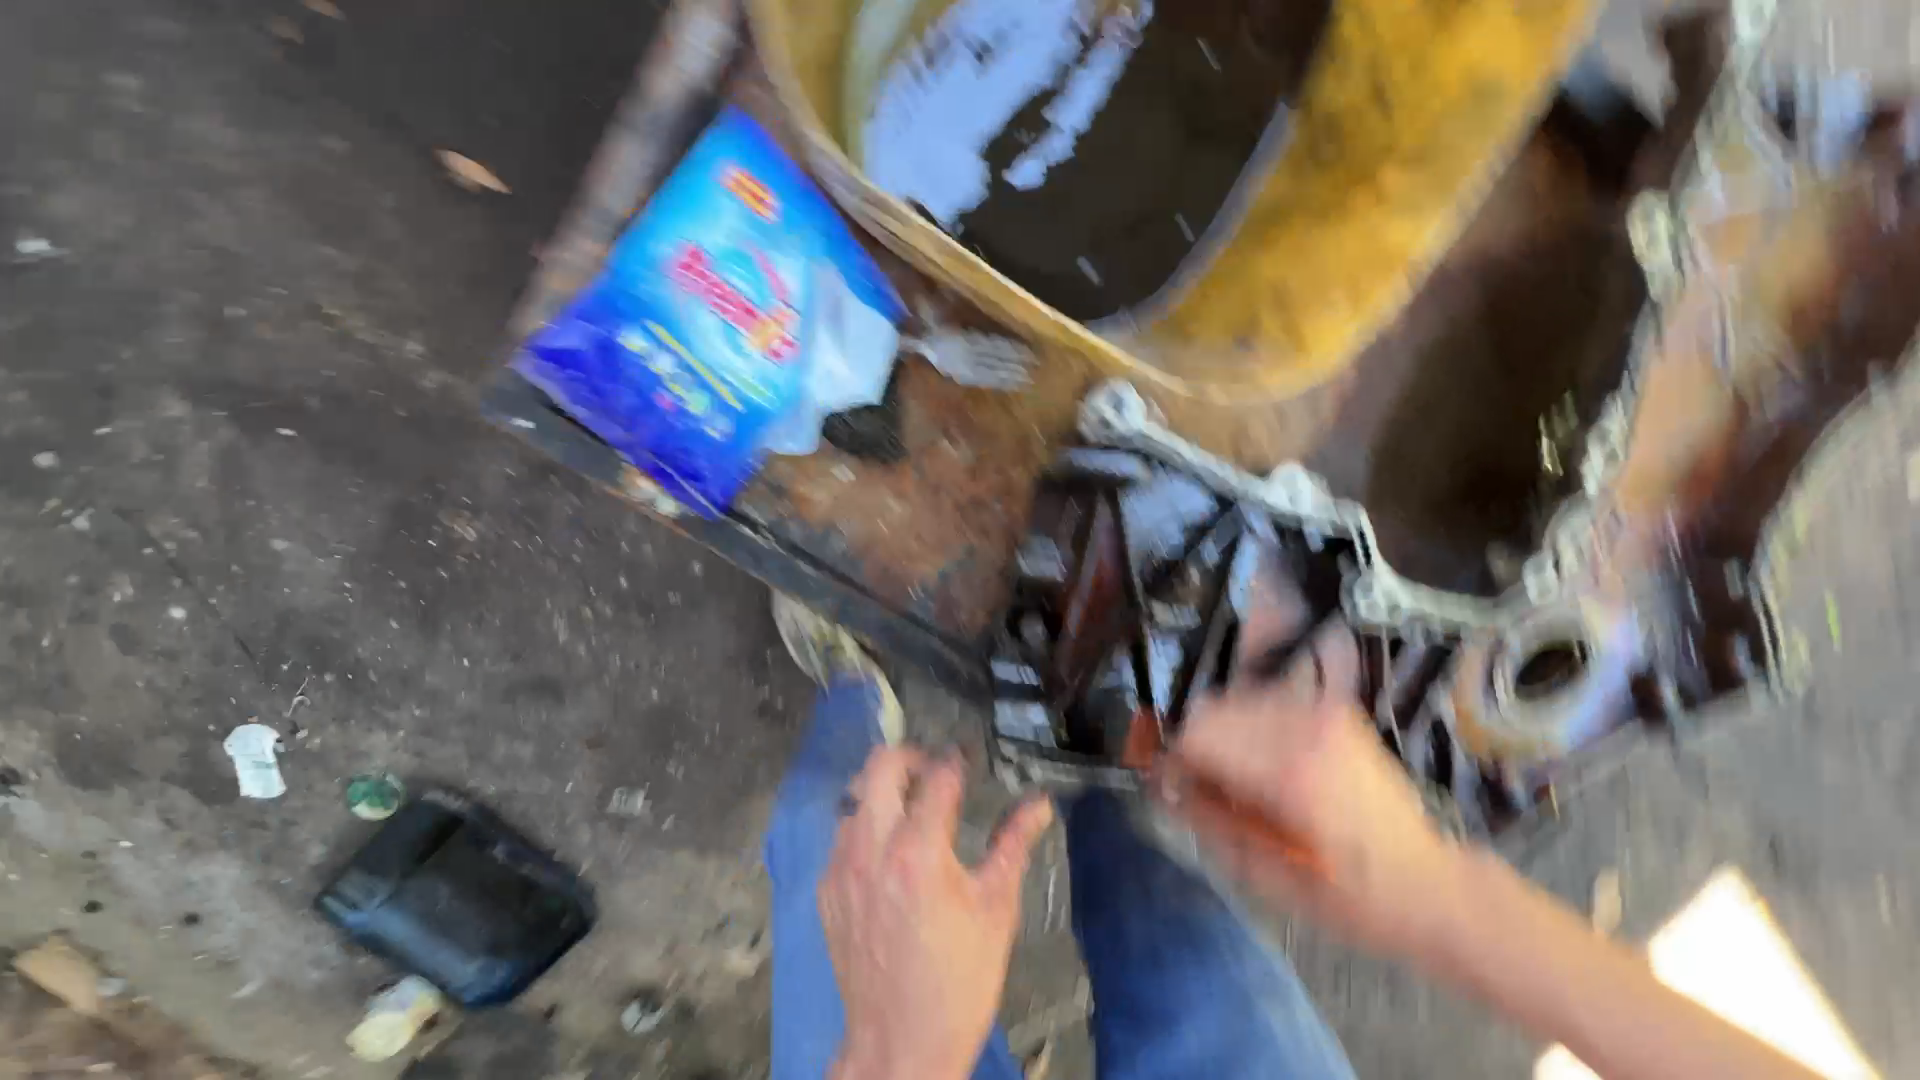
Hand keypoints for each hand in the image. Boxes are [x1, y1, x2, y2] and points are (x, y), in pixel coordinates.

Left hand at [822, 748, 1053, 1079]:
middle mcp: (872, 847)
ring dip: (882, 791)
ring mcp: (841, 868)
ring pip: (854, 798)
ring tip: (911, 809)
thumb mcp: (997, 910)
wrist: (900, 1044)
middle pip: (878, 766)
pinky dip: (865, 827)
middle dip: (909, 757)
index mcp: (920, 850)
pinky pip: (841, 837)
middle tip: (934, 770)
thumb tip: (1040, 803)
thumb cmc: (960, 978)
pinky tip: (887, 851)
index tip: (968, 754)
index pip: (937, 777)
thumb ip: (1014, 845)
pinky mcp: (826, 891)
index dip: (956, 758)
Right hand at [1158, 573, 1466, 959]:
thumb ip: (1207, 821)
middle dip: (1197, 747)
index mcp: (1290, 772)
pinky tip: (1268, 765)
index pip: (1198, 734)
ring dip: (1224, 735)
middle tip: (1208, 790)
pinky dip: (1252, 727)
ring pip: (1235, 702)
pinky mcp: (1337, 711)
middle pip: (1211, 710)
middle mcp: (1307, 728)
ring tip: (1243, 781)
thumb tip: (1160, 783)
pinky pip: (1266, 702)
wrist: (1429, 885)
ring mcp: (1326, 713)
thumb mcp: (1267, 876)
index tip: (1173, 788)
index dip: (1175, 760)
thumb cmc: (1348, 896)